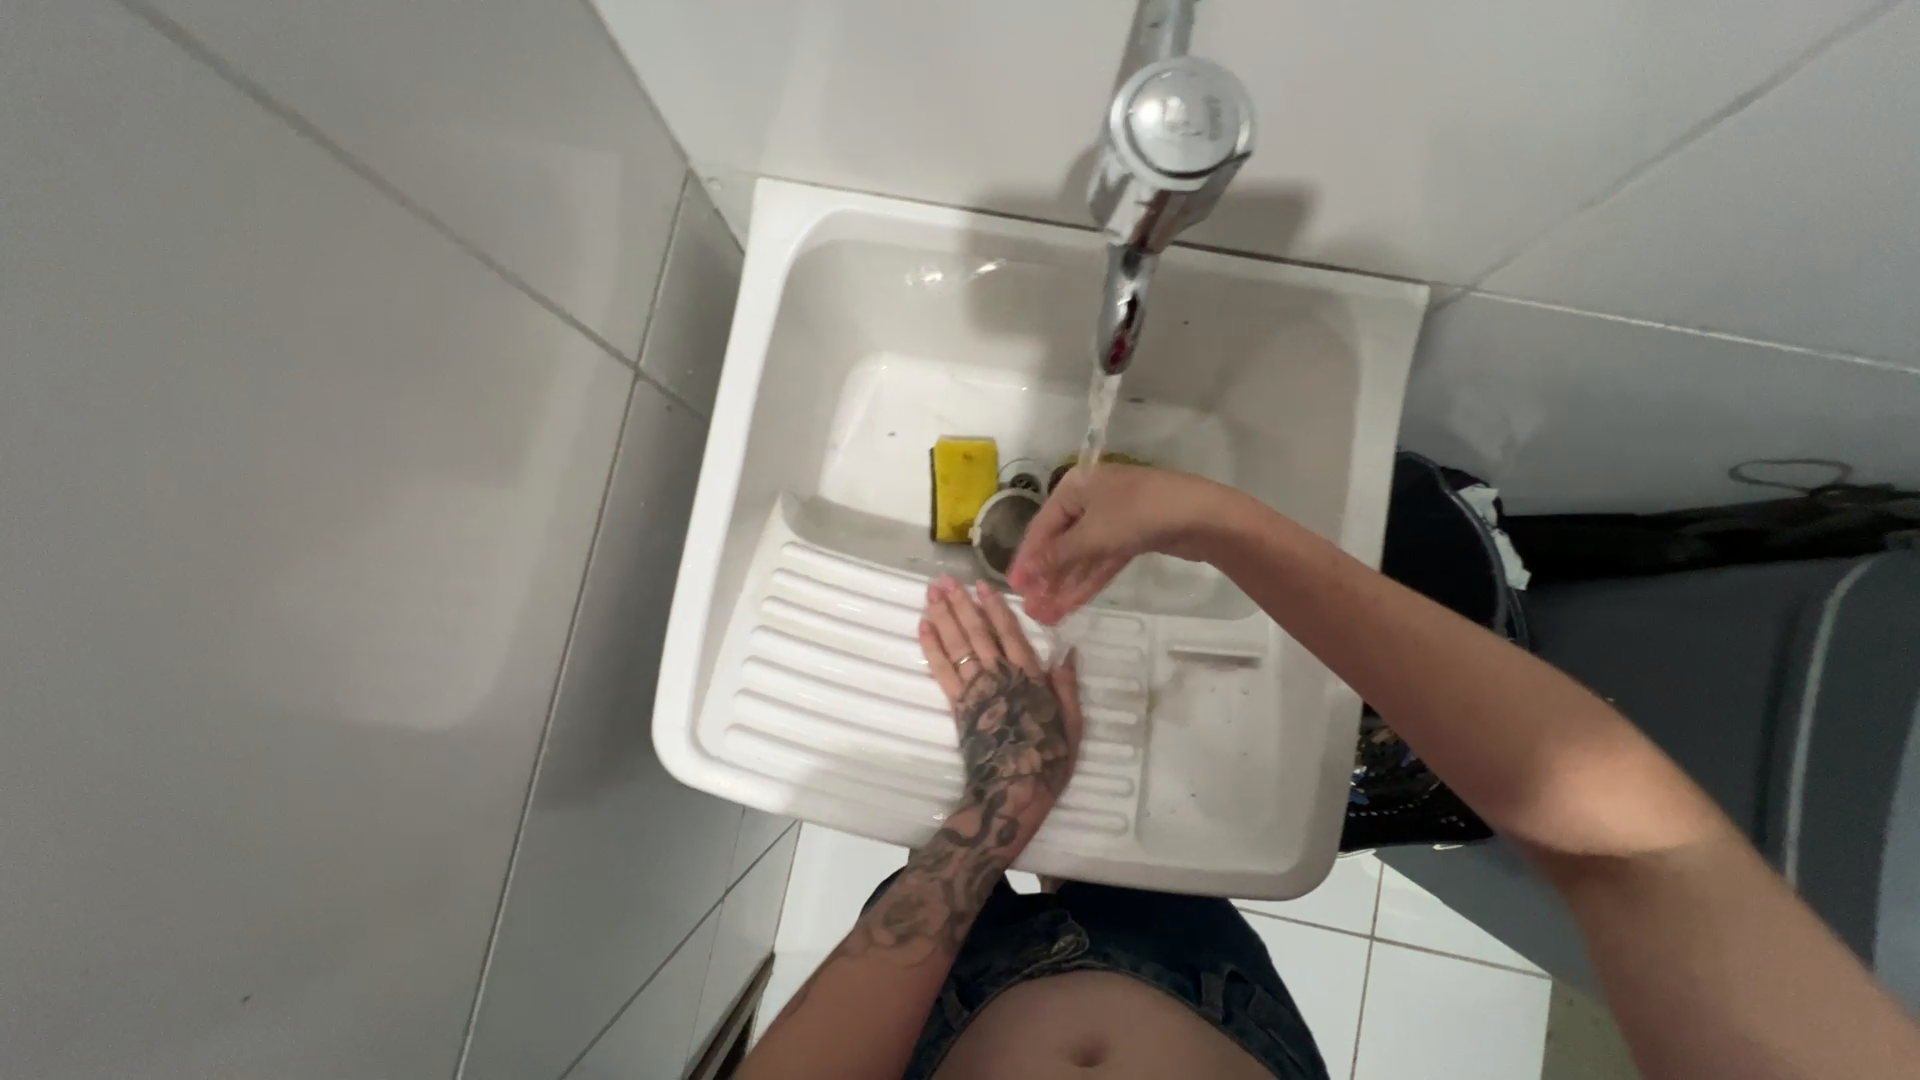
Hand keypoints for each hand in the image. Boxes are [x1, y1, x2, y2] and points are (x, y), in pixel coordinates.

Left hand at [918, 577, 1082, 846]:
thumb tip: (1068, 651)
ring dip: (943, 616)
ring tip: (932, 593)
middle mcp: (1001, 676)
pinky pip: (941, 670)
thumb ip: (1066, 686)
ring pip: (958, 645)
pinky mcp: (958, 705)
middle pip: (978, 632)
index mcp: (1031, 677)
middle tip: (945, 580)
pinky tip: (923, 627)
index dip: (996, 607)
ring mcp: (976, 689)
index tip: (982, 585)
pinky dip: (931, 647)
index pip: (1010, 633)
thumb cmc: (1048, 760)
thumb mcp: (1072, 724)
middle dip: (961, 604)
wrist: (1013, 792)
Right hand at [1007, 464, 1238, 623]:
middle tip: (1033, 610)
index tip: (1015, 588)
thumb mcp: (1091, 536)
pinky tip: (1072, 605)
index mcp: (1074, 486)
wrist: (1200, 514)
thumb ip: (1056, 556)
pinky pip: (1103, 560)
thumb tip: (1026, 573)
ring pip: (1082, 555)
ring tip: (1048, 615)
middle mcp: (1090, 498)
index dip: (1028, 559)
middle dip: (1047, 578)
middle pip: (1062, 542)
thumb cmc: (1136, 514)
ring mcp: (1113, 518)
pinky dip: (1088, 580)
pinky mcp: (1133, 536)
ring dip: (1066, 585)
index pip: (1042, 526)